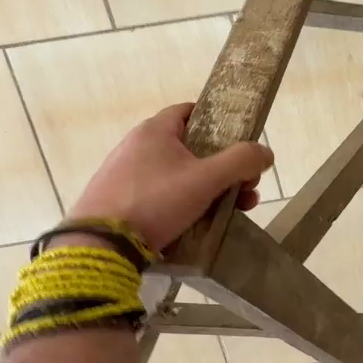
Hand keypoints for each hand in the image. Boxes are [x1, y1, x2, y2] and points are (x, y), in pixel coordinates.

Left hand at [67, 103, 274, 250]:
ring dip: (207, 189)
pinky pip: (157, 197)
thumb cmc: (154, 203)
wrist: (95, 251)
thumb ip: (242, 161)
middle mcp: (134, 147)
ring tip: (228, 212)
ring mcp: (120, 178)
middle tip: (244, 186)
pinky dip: (179, 205)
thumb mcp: (207, 179)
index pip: (191, 111)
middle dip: (223, 166)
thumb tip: (266, 153)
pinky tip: (195, 225)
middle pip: (190, 148)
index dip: (219, 122)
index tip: (238, 142)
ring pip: (176, 175)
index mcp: (154, 131)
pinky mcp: (113, 205)